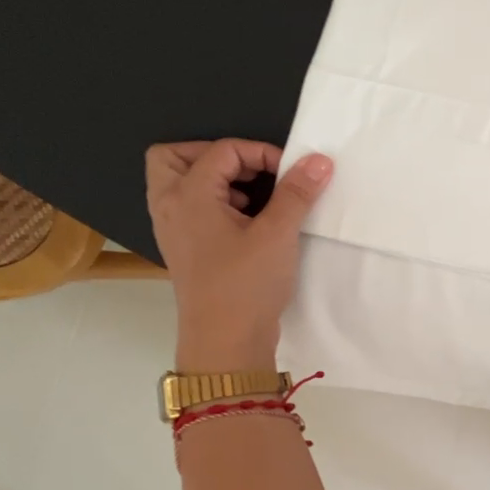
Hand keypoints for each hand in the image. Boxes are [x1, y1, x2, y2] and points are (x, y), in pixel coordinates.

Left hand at [144, 140, 333, 369]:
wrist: (226, 338)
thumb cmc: (246, 283)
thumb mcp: (278, 234)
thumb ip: (297, 193)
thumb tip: (318, 160)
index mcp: (188, 195)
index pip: (222, 151)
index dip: (262, 153)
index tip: (294, 175)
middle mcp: (171, 205)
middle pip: (176, 156)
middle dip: (219, 156)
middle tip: (256, 171)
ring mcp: (174, 227)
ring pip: (181, 182)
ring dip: (217, 179)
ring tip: (255, 197)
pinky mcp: (185, 246)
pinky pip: (192, 207)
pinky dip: (217, 202)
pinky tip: (248, 221)